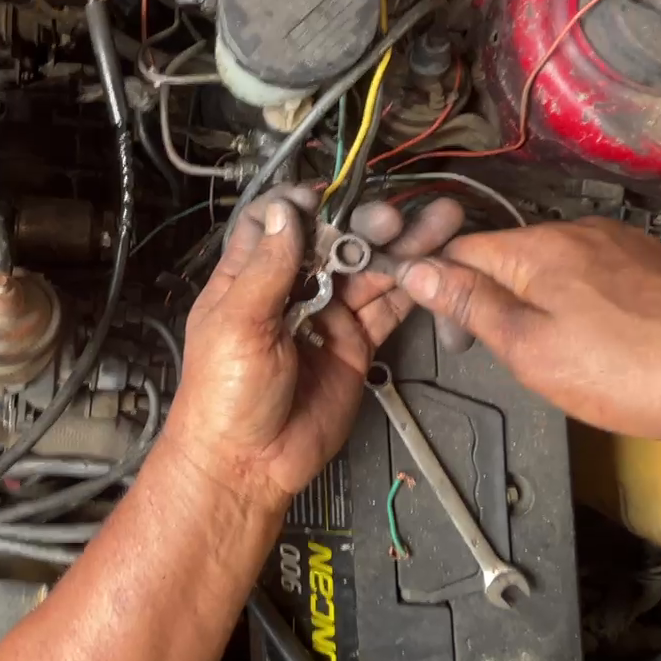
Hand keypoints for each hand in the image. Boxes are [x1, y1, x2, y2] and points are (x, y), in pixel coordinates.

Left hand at [164, 187, 464, 512]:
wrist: (249, 463)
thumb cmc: (224, 392)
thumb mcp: (238, 324)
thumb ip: (267, 269)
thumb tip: (286, 211)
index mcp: (248, 277)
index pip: (272, 224)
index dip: (296, 205)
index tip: (324, 197)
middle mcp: (289, 290)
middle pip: (329, 243)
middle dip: (360, 225)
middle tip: (390, 218)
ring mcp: (325, 316)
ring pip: (364, 271)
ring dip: (398, 249)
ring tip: (437, 224)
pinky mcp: (354, 345)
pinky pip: (385, 309)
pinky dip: (410, 289)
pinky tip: (436, 266)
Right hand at [397, 216, 660, 443]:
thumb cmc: (630, 372)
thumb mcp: (530, 348)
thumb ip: (469, 304)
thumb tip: (412, 267)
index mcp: (537, 247)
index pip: (460, 250)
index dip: (443, 291)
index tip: (457, 340)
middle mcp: (578, 231)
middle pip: (507, 258)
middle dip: (494, 300)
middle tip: (511, 356)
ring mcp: (625, 245)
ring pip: (552, 267)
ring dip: (537, 302)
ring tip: (561, 353)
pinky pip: (595, 274)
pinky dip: (581, 302)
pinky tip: (606, 341)